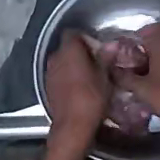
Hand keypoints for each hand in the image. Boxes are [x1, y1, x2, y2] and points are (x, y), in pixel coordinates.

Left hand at [43, 31, 108, 149]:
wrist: (73, 126)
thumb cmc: (91, 98)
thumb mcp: (105, 76)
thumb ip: (106, 57)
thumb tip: (111, 44)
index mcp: (69, 50)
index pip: (73, 33)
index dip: (85, 37)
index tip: (97, 48)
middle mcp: (55, 58)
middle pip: (67, 47)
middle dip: (80, 52)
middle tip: (97, 62)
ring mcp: (49, 73)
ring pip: (62, 61)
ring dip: (73, 65)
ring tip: (89, 76)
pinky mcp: (48, 87)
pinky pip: (58, 74)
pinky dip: (67, 77)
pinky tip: (79, 88)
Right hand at [115, 22, 159, 126]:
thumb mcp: (142, 89)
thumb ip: (125, 78)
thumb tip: (111, 70)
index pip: (155, 27)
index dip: (142, 34)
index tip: (130, 47)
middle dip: (146, 52)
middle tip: (132, 66)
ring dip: (156, 64)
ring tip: (143, 79)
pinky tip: (158, 88)